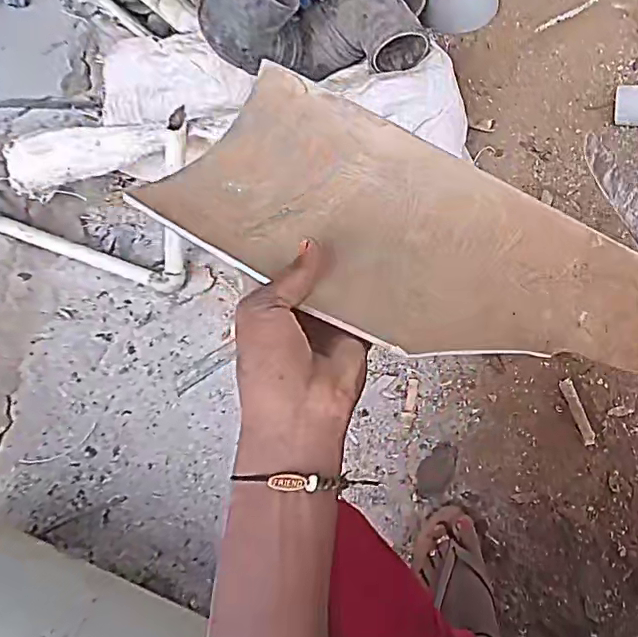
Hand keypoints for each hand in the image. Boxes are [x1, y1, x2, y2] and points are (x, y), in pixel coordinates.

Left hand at [232, 241, 368, 477]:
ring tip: (357, 243)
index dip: (290, 250)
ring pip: (340, 291)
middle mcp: (298, 316)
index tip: (303, 224)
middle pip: (314, 277)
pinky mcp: (356, 336)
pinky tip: (375, 274)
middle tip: (335, 227)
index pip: (280, 271)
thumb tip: (308, 250)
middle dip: (323, 259)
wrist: (303, 412)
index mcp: (267, 309)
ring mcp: (328, 326)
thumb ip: (288, 278)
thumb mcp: (262, 312)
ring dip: (347, 276)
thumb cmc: (268, 375)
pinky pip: (366, 310)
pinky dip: (371, 298)